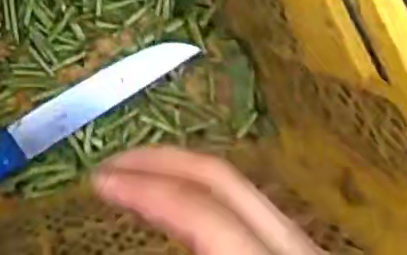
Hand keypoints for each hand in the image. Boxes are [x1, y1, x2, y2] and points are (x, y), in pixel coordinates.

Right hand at [92, 148, 321, 254]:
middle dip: (156, 160)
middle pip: (220, 175)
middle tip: (108, 163)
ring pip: (239, 187)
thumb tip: (122, 199)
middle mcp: (299, 245)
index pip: (199, 209)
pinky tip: (183, 213)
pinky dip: (207, 199)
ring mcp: (311, 248)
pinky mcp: (308, 254)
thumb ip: (190, 237)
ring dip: (180, 174)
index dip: (141, 188)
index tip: (95, 179)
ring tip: (136, 179)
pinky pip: (251, 212)